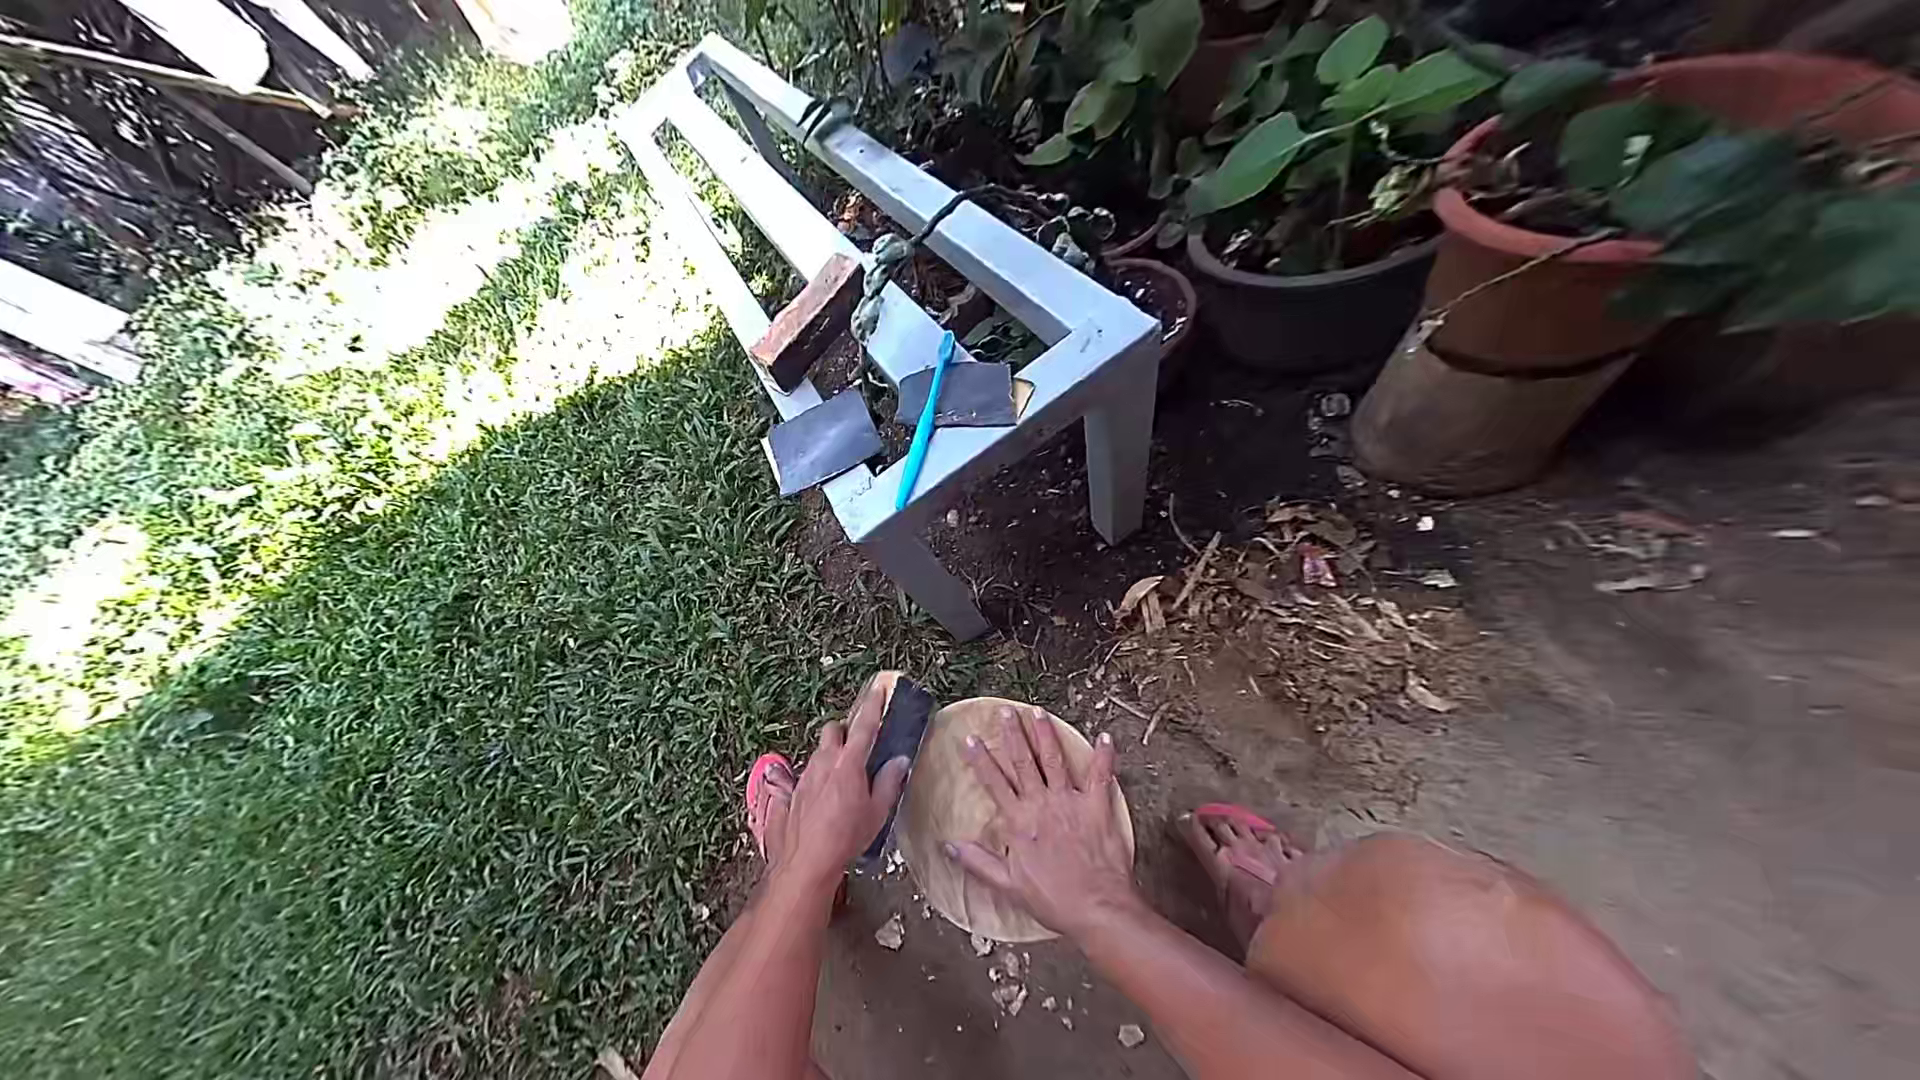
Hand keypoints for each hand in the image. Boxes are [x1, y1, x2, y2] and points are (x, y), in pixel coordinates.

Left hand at [774, 671, 910, 895]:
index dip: (873, 704)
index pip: (864, 724)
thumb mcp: (877, 812)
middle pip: (833, 729)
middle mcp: (824, 761)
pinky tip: (825, 795)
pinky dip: (819, 775)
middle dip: (845, 730)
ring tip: (844, 773)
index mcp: (849, 762)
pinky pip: (808, 772)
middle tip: (859, 743)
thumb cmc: (845, 838)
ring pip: (819, 750)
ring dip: (832, 753)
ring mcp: (805, 774)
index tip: (879, 690)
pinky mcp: (792, 790)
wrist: (804, 863)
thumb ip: (889, 782)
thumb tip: (899, 761)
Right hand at [946, 705, 1137, 937]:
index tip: (970, 739)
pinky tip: (1104, 737)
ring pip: (1054, 759)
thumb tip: (949, 846)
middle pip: (1023, 761)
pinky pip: (1100, 775)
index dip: (980, 759)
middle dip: (1013, 734)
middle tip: (1005, 712)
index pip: (994, 782)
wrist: (1096, 909)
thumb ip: (978, 863)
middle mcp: (1042, 804)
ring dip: (1046, 734)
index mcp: (1019, 822)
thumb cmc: (1054, 900)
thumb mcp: (1008, 885)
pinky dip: (1104, 756)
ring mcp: (1070, 802)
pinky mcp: (1096, 807)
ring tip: (1038, 712)